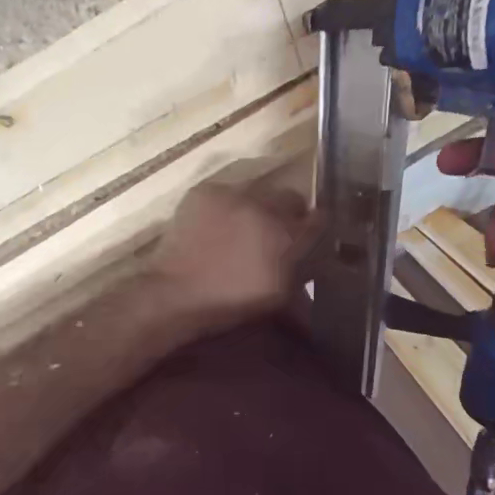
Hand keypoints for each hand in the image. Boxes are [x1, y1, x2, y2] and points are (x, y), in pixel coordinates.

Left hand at [148, 178, 318, 330]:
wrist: (176, 294)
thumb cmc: (231, 302)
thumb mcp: (276, 295)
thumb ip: (299, 272)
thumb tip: (310, 267)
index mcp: (286, 236)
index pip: (317, 218)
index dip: (316, 224)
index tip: (311, 231)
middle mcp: (265, 208)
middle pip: (290, 197)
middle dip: (289, 211)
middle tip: (278, 229)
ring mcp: (233, 196)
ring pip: (258, 192)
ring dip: (257, 207)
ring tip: (244, 227)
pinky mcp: (205, 191)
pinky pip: (226, 192)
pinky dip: (225, 206)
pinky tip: (217, 224)